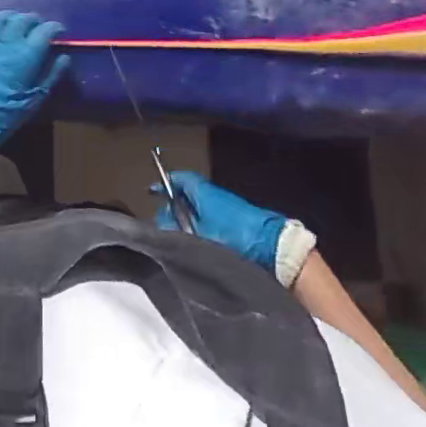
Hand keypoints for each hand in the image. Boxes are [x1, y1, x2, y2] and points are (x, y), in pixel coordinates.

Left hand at [0, 11, 69, 166]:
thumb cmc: (9, 112)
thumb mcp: (37, 97)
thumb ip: (52, 74)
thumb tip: (64, 56)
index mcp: (27, 55)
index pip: (45, 30)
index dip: (55, 28)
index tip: (58, 33)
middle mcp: (8, 42)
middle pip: (24, 19)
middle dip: (35, 21)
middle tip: (38, 28)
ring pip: (2, 17)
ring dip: (13, 17)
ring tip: (18, 23)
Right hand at [154, 171, 286, 269]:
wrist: (273, 248)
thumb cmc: (232, 236)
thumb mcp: (198, 234)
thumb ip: (175, 227)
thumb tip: (161, 222)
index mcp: (203, 191)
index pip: (179, 178)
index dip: (165, 183)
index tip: (152, 192)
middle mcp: (214, 193)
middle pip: (187, 192)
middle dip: (173, 204)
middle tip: (163, 221)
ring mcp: (227, 204)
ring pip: (199, 205)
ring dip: (187, 216)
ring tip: (179, 234)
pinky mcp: (236, 217)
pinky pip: (210, 215)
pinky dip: (200, 223)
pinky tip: (197, 240)